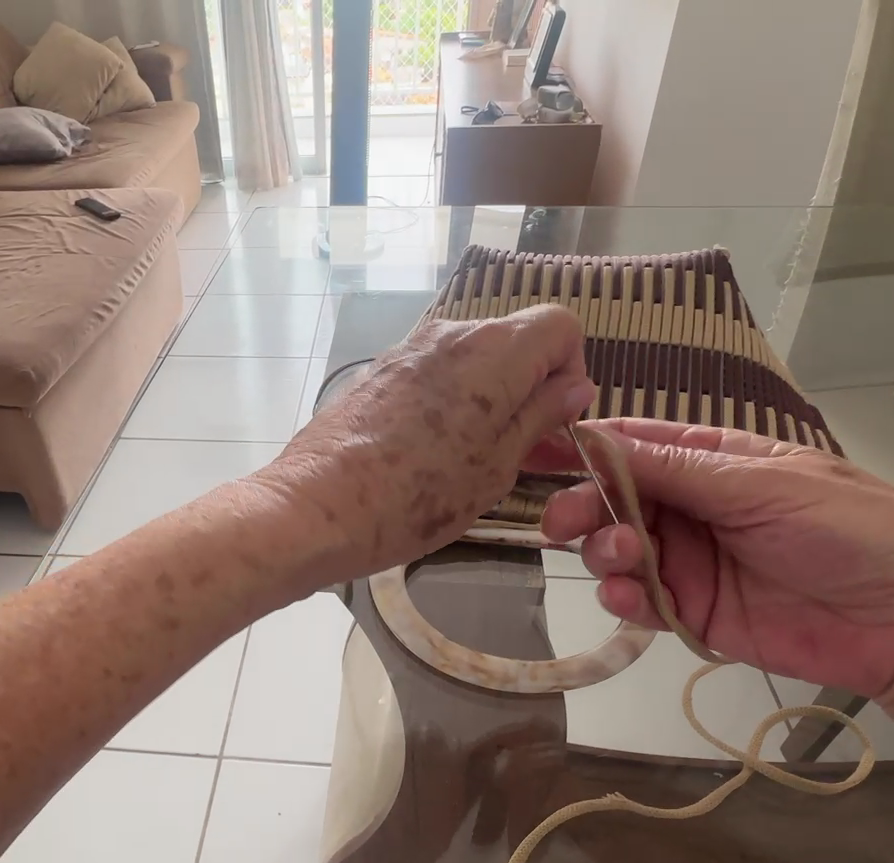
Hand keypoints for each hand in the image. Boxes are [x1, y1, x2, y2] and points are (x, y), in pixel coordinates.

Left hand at [255, 304, 594, 583]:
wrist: (317, 507)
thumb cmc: (418, 497)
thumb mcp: (496, 467)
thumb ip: (540, 417)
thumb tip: (576, 385)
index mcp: (494, 350)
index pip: (560, 325)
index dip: (570, 370)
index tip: (553, 421)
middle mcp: (452, 333)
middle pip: (515, 338)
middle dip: (529, 385)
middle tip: (517, 448)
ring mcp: (409, 349)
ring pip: (473, 357)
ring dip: (488, 395)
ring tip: (468, 455)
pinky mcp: (378, 371)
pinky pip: (434, 372)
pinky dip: (449, 399)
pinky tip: (427, 449)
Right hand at [536, 418, 893, 699]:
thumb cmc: (850, 528)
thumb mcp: (760, 485)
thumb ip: (674, 470)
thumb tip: (599, 440)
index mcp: (711, 464)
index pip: (634, 447)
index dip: (584, 448)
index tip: (537, 453)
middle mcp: (690, 509)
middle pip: (612, 502)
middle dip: (582, 507)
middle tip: (563, 521)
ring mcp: (688, 562)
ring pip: (616, 551)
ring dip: (603, 552)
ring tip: (622, 558)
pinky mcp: (691, 612)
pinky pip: (638, 602)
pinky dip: (622, 599)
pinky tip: (629, 598)